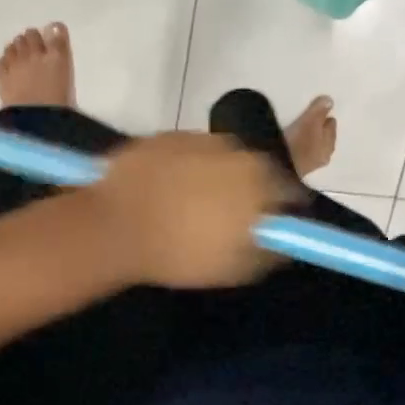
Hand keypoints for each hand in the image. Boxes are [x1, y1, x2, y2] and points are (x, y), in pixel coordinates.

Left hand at [86, 132, 293, 288]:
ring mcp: (200, 138)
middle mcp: (238, 150)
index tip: (271, 227)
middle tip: (228, 219)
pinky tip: (167, 192)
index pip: (290, 192)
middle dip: (249, 192)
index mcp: (261, 180)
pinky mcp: (167, 135)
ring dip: (216, 178)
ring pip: (222, 159)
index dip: (283, 211)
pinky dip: (185, 169)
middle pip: (257, 170)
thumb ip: (271, 251)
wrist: (113, 226)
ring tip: (192, 206)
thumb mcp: (235, 268)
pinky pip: (189, 153)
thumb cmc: (180, 252)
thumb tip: (285, 242)